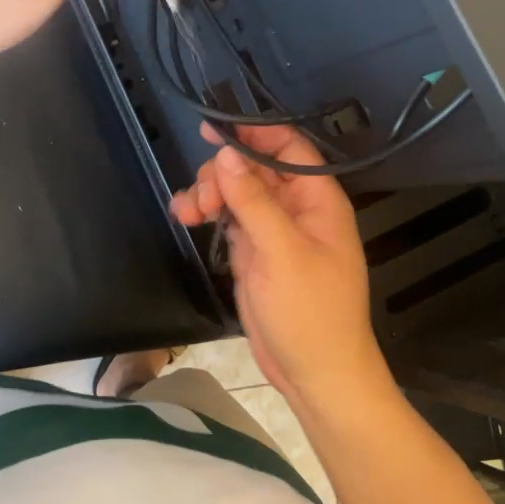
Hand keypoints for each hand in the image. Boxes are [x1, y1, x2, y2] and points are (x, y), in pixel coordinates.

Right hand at [172, 123, 394, 413]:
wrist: (315, 375)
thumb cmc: (311, 313)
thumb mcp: (281, 253)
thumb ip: (253, 200)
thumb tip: (225, 153)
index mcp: (318, 201)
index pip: (288, 149)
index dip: (254, 134)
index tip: (213, 128)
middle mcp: (296, 209)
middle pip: (253, 167)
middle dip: (221, 173)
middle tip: (202, 197)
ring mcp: (273, 230)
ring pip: (235, 190)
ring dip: (208, 193)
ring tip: (188, 213)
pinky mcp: (254, 250)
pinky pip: (227, 216)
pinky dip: (206, 212)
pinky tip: (186, 217)